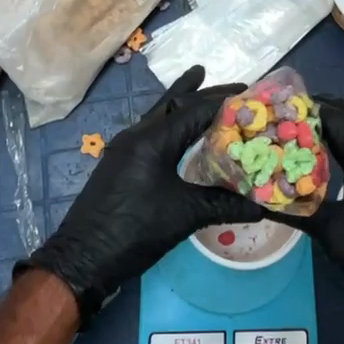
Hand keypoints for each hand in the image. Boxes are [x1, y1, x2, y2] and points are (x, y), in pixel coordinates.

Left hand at [20, 67, 264, 325]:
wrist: (82, 258)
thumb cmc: (134, 231)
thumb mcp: (185, 216)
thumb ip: (223, 204)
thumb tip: (261, 207)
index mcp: (153, 139)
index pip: (195, 109)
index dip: (224, 100)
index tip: (250, 92)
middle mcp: (137, 135)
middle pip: (175, 104)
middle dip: (203, 92)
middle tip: (234, 86)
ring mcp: (125, 148)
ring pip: (160, 115)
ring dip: (182, 102)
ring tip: (202, 85)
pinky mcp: (120, 162)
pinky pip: (151, 131)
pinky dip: (171, 124)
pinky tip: (180, 132)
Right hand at [278, 96, 343, 338]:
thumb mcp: (330, 233)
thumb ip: (295, 209)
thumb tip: (258, 198)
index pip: (340, 122)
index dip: (313, 110)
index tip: (284, 105)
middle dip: (328, 111)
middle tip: (295, 109)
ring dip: (341, 128)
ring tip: (308, 127)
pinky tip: (331, 156)